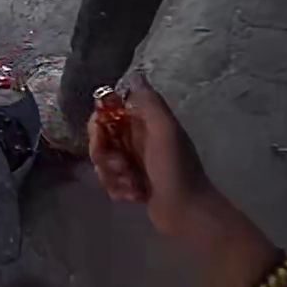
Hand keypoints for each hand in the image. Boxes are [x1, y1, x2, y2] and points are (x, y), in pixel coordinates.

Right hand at [87, 77, 235, 250]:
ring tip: (132, 185)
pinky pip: (109, 182)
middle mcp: (135, 139)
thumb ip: (150, 102)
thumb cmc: (176, 168)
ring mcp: (132, 162)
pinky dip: (119, 190)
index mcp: (143, 122)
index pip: (106, 114)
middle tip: (121, 167)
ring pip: (102, 163)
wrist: (188, 212)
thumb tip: (135, 74)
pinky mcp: (130, 183)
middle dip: (104, 155)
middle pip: (100, 139)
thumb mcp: (165, 130)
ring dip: (112, 176)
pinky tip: (134, 196)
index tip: (102, 136)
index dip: (99, 125)